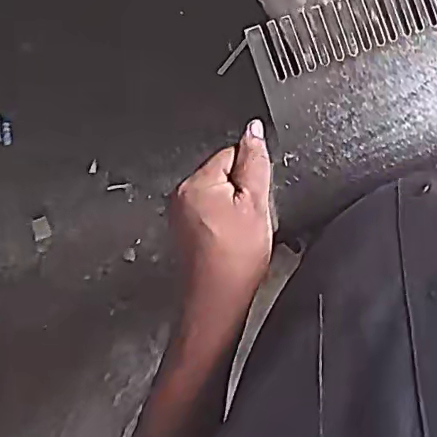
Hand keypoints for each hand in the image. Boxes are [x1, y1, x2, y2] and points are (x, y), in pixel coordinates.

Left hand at [137, 119, 273, 436]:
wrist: (217, 306)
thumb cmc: (234, 262)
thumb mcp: (257, 204)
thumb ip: (256, 161)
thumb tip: (254, 130)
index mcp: (195, 182)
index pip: (232, 153)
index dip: (252, 175)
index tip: (256, 200)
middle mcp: (180, 195)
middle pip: (225, 173)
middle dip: (243, 191)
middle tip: (251, 220)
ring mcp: (180, 216)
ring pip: (220, 195)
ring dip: (236, 210)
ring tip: (243, 236)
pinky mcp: (185, 233)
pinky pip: (212, 214)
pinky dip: (226, 225)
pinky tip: (233, 245)